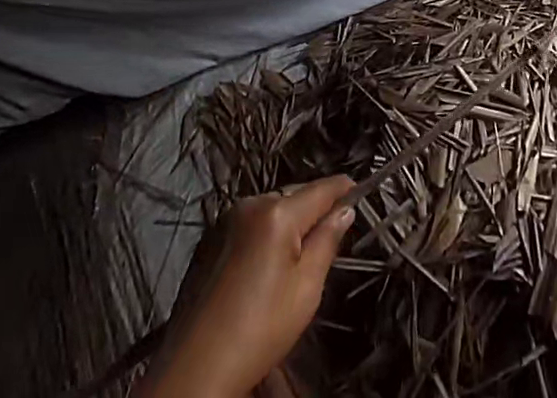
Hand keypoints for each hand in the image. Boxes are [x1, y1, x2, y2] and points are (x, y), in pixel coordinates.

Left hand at [140, 175, 355, 396]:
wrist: (196, 368)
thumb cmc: (259, 329)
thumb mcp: (307, 287)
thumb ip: (328, 240)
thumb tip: (345, 211)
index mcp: (276, 214)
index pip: (321, 189)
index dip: (344, 189)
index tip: (360, 190)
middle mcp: (249, 205)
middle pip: (294, 195)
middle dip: (314, 210)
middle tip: (332, 236)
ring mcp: (225, 221)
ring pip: (272, 209)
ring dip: (290, 222)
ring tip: (299, 256)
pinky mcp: (210, 239)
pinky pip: (250, 223)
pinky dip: (266, 233)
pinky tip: (268, 265)